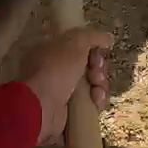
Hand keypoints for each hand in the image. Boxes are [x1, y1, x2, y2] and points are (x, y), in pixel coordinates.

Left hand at [17, 28, 110, 143]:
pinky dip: (96, 101)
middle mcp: (54, 71)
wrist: (41, 108)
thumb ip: (92, 36)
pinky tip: (96, 102)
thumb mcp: (75, 43)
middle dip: (98, 69)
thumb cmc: (55, 70)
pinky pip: (88, 102)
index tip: (98, 53)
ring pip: (90, 84)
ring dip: (99, 86)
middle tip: (96, 75)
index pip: (77, 47)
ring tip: (96, 92)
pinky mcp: (67, 110)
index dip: (92, 49)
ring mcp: (60, 92)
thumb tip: (107, 38)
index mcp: (50, 51)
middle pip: (86, 65)